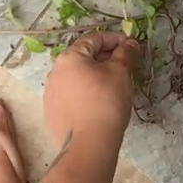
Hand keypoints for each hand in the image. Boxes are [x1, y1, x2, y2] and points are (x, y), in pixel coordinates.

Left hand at [42, 31, 139, 146]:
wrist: (90, 144)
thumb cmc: (106, 100)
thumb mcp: (120, 72)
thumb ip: (125, 53)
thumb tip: (130, 43)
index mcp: (69, 57)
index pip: (94, 39)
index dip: (115, 39)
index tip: (131, 46)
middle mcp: (54, 72)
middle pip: (84, 57)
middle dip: (106, 57)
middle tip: (125, 65)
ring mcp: (51, 94)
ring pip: (77, 77)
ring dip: (95, 75)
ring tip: (114, 84)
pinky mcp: (52, 113)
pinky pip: (72, 95)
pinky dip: (86, 92)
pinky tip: (99, 102)